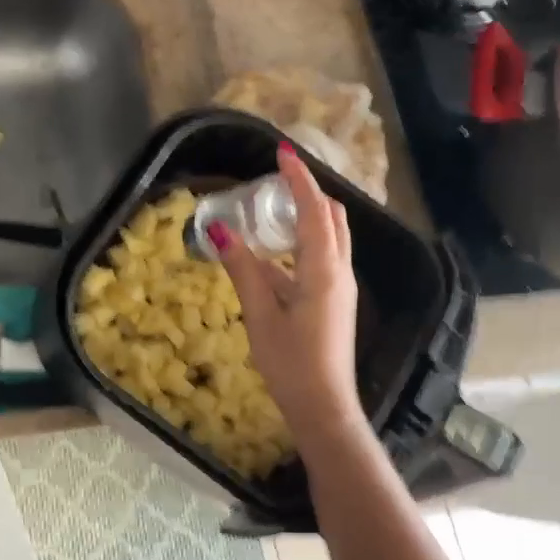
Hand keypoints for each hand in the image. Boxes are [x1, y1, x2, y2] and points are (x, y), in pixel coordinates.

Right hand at [210, 144, 363, 435]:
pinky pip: (318, 260)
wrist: (323, 407)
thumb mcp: (260, 315)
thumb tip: (220, 231)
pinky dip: (298, 244)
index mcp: (324, 271)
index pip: (316, 212)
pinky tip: (268, 252)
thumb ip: (243, 270)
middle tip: (276, 178)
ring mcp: (338, 289)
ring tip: (271, 205)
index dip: (299, 180)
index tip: (281, 153)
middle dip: (308, 193)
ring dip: (305, 217)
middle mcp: (338, 273)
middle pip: (332, 219)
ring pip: (328, 239)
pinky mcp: (330, 303)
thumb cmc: (291, 363)